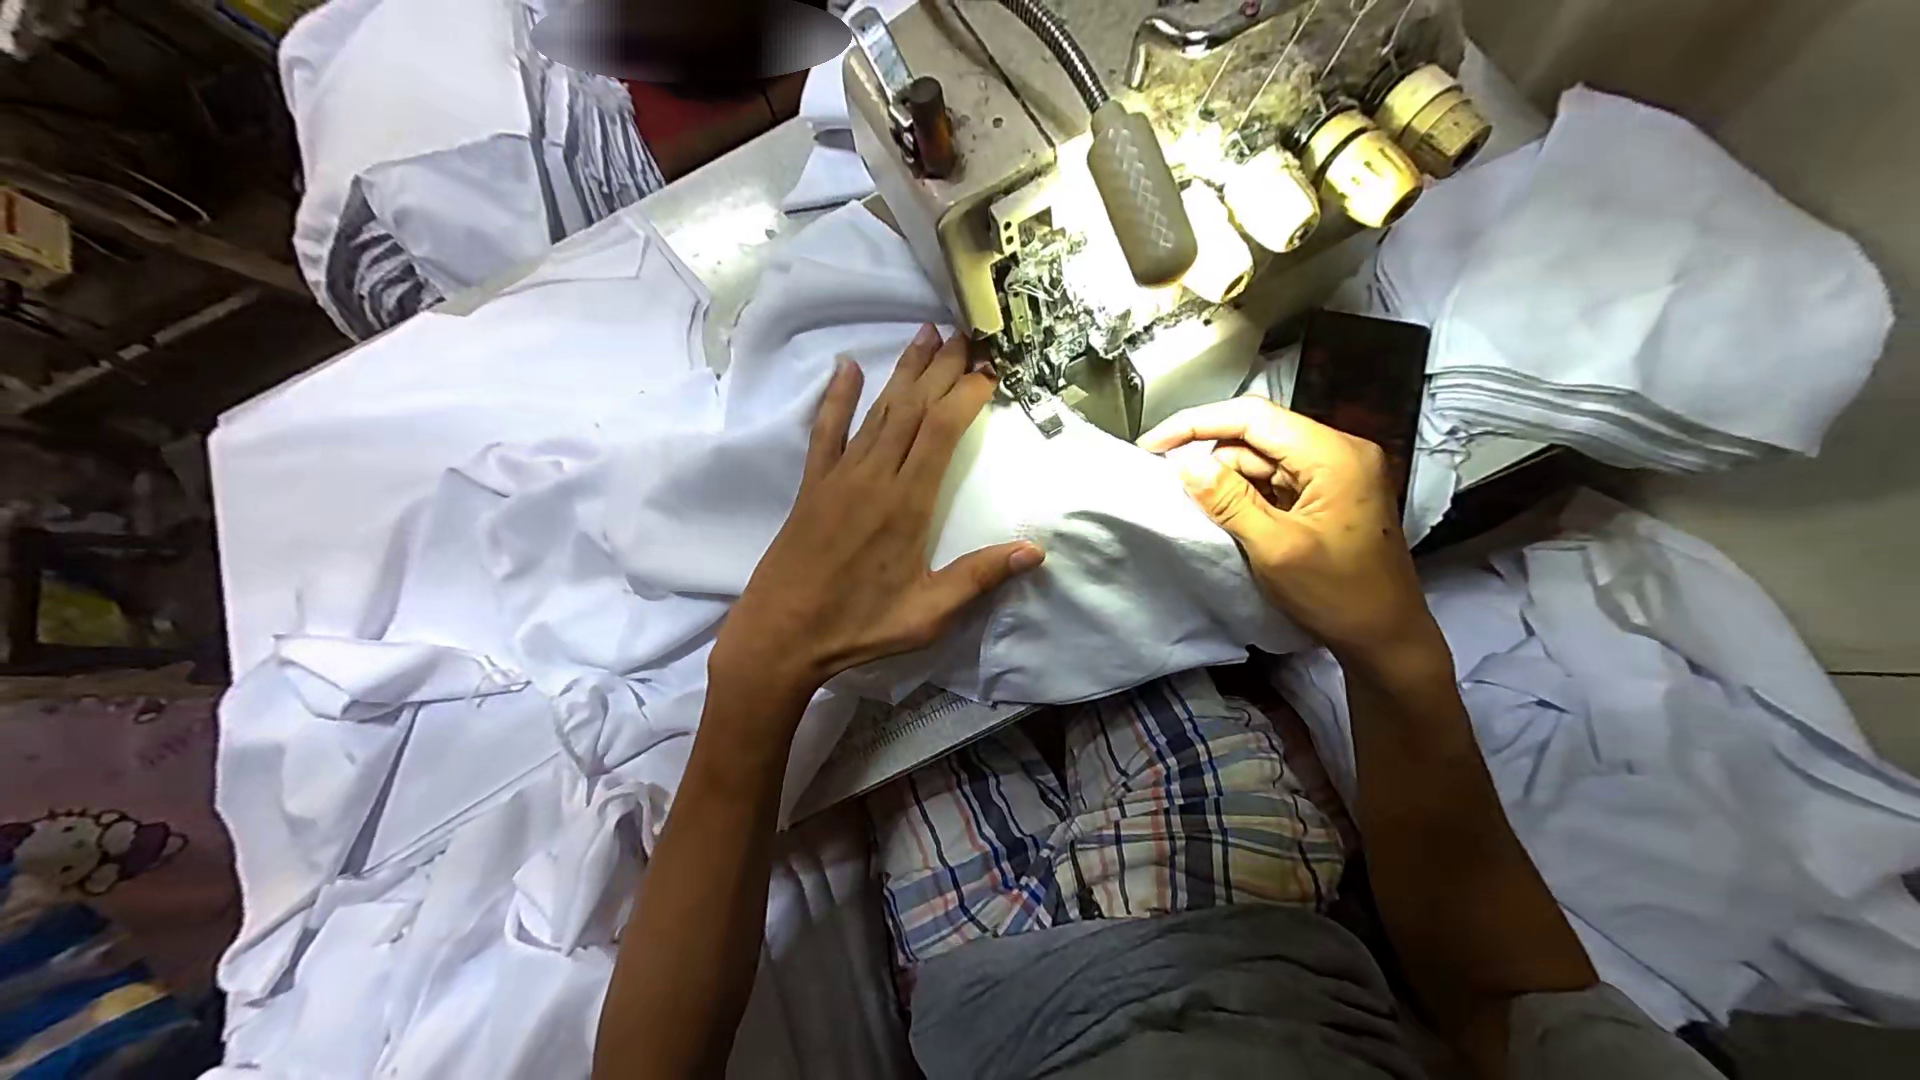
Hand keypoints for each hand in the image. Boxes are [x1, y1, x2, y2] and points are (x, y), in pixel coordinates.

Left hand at [714, 326, 1045, 698]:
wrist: (781, 634)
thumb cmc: (859, 626)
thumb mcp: (929, 613)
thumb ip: (980, 576)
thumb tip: (1036, 550)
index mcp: (907, 503)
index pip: (943, 430)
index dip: (967, 394)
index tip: (988, 370)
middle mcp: (874, 476)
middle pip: (913, 407)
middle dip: (941, 367)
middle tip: (964, 334)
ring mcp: (839, 475)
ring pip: (878, 410)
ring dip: (903, 370)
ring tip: (924, 334)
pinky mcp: (812, 484)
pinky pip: (826, 430)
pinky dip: (836, 397)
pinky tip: (847, 367)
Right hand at [1139, 397, 1439, 666]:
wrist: (1386, 639)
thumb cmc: (1340, 596)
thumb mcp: (1275, 548)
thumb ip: (1228, 500)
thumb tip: (1184, 463)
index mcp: (1334, 456)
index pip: (1254, 417)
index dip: (1196, 424)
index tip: (1153, 444)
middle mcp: (1337, 453)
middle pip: (1256, 434)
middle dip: (1208, 452)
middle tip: (1165, 477)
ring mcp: (1332, 474)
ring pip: (1260, 458)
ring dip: (1223, 476)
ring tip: (1190, 501)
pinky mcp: (1324, 494)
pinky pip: (1272, 480)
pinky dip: (1241, 492)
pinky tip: (1218, 509)